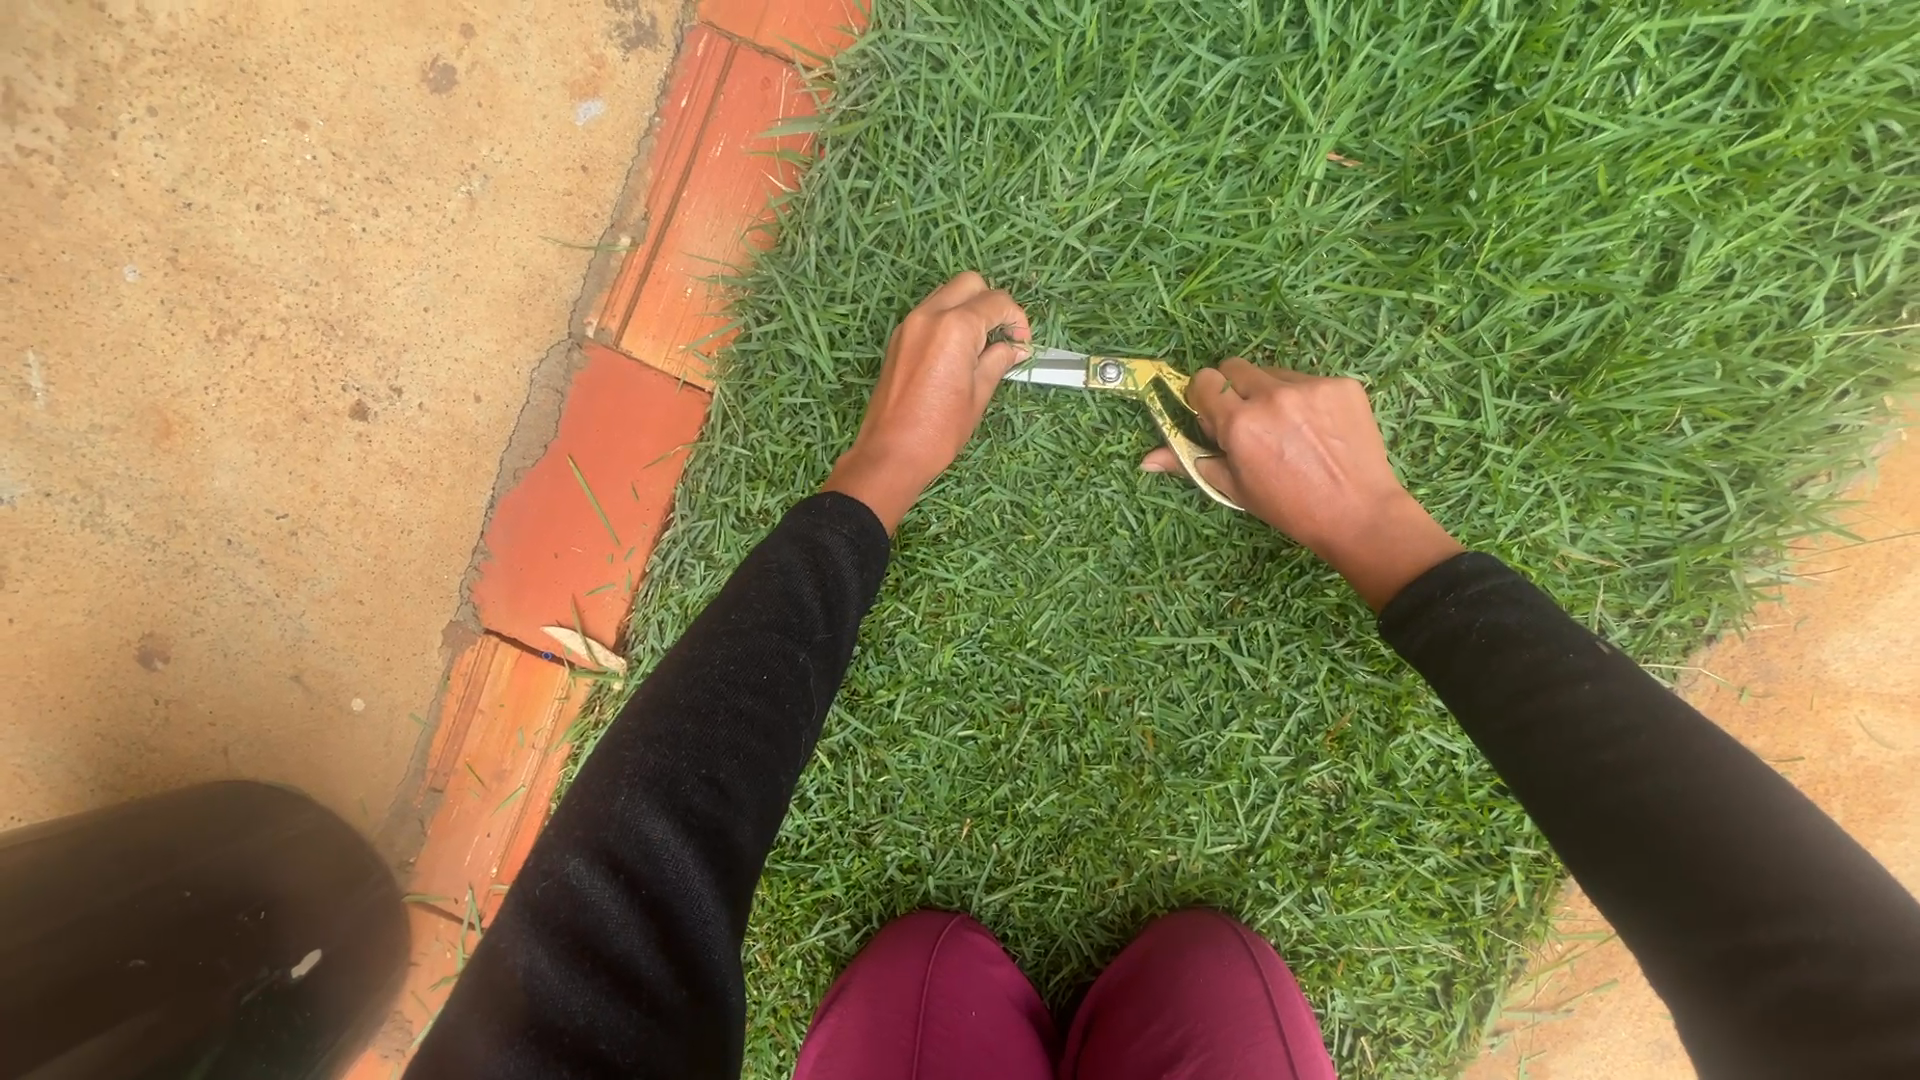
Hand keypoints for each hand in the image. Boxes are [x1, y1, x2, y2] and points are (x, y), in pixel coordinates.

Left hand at [823, 272, 1030, 532]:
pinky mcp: (898, 339)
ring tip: (981, 345)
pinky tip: (958, 352)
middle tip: (1003, 336)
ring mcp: (909, 325)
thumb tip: (1015, 348)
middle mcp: (929, 315)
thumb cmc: (939, 430)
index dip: (1017, 319)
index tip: (1023, 342)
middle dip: (992, 303)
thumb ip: (998, 361)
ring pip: (947, 294)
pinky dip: (948, 320)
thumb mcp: (979, 394)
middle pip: (970, 284)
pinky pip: (929, 313)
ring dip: (969, 309)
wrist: (891, 453)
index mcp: (955, 327)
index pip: (996, 302)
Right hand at [1141, 358, 1462, 609]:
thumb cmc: (1287, 507)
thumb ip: (1189, 463)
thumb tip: (1146, 460)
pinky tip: (1316, 429)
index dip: (1204, 398)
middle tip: (1248, 422)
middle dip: (1232, 390)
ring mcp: (1310, 387)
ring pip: (1271, 372)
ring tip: (1287, 429)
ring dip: (1269, 393)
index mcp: (1238, 424)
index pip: (1203, 381)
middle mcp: (1271, 396)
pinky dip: (1304, 399)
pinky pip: (1307, 380)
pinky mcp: (1342, 385)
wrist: (1357, 513)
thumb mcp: (1233, 487)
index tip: (1214, 417)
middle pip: (1233, 367)